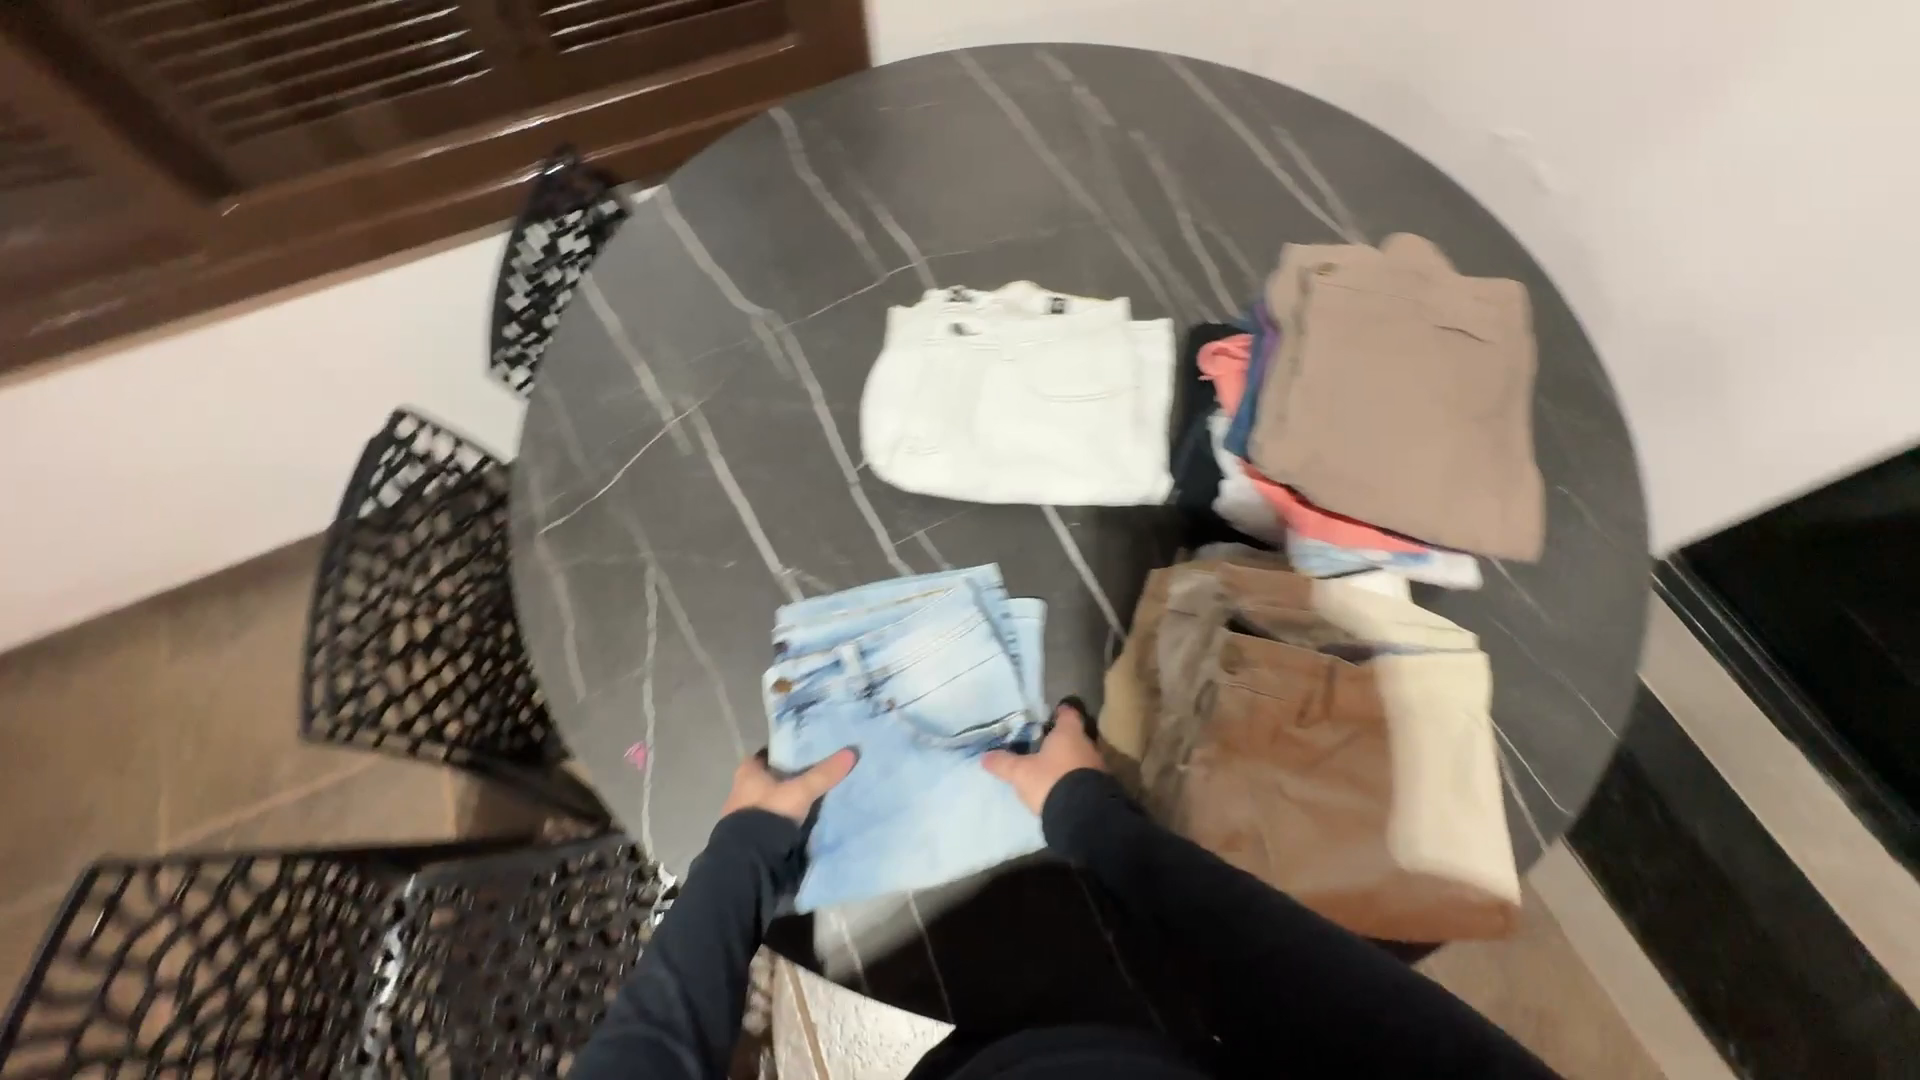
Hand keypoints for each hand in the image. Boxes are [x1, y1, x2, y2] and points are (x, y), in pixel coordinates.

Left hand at [720, 747, 857, 822]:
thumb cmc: (770, 811)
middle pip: (771, 776)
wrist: (750, 857)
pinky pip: (772, 817)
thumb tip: (852, 752)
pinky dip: (785, 815)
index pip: (769, 753)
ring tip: (815, 794)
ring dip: (788, 797)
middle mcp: (742, 788)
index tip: (807, 751)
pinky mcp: (751, 832)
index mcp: (748, 771)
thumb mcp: (802, 790)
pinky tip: (804, 816)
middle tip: (816, 771)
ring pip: (772, 797)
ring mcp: (745, 812)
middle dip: (790, 775)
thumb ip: (824, 773)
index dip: (787, 751)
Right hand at [982, 700, 1106, 814]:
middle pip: (1075, 736)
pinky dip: (1075, 778)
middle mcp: (1087, 745)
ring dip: (1069, 762)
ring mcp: (1098, 767)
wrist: (1084, 816)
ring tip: (1051, 769)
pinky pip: (1086, 777)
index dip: (1060, 713)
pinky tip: (1062, 788)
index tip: (1051, 715)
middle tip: (1044, 745)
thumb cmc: (1051, 781)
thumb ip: (1003, 763)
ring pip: (1081, 757)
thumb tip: (985, 757)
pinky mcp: (1102, 788)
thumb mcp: (1020, 773)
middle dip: (1061, 740)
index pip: (1068, 714)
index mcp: (1069, 733)